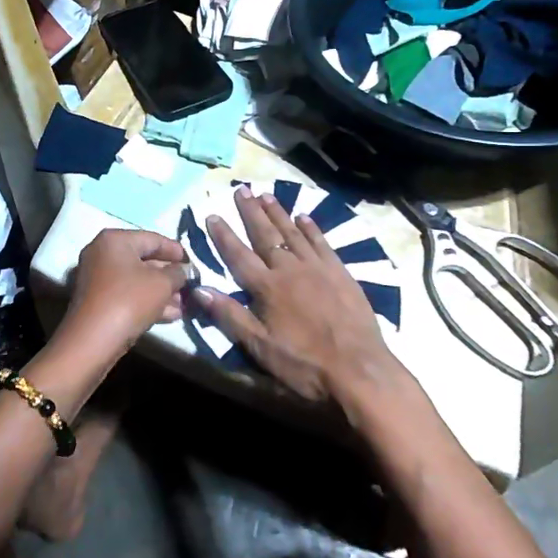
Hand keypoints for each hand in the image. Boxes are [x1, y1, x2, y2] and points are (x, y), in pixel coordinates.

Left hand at [61, 228, 190, 358]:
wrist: (91, 343)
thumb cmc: (129, 301)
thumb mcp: (163, 283)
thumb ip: (178, 272)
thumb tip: (184, 271)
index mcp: (115, 240)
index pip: (154, 239)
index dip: (177, 251)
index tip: (195, 263)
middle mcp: (102, 254)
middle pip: (144, 260)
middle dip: (170, 275)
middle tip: (190, 286)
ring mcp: (97, 278)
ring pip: (137, 280)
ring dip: (162, 292)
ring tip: (185, 304)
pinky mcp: (97, 301)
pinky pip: (128, 295)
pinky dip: (147, 302)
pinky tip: (170, 315)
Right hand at [196, 186, 399, 404]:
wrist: (358, 367)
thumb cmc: (304, 364)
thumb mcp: (260, 348)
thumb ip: (230, 316)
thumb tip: (199, 288)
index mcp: (267, 288)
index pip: (239, 256)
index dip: (224, 236)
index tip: (212, 214)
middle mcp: (290, 269)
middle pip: (266, 235)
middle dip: (251, 212)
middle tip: (242, 190)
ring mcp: (318, 267)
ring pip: (293, 233)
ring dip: (278, 213)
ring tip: (266, 195)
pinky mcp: (340, 271)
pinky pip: (322, 242)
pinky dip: (310, 228)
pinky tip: (303, 217)